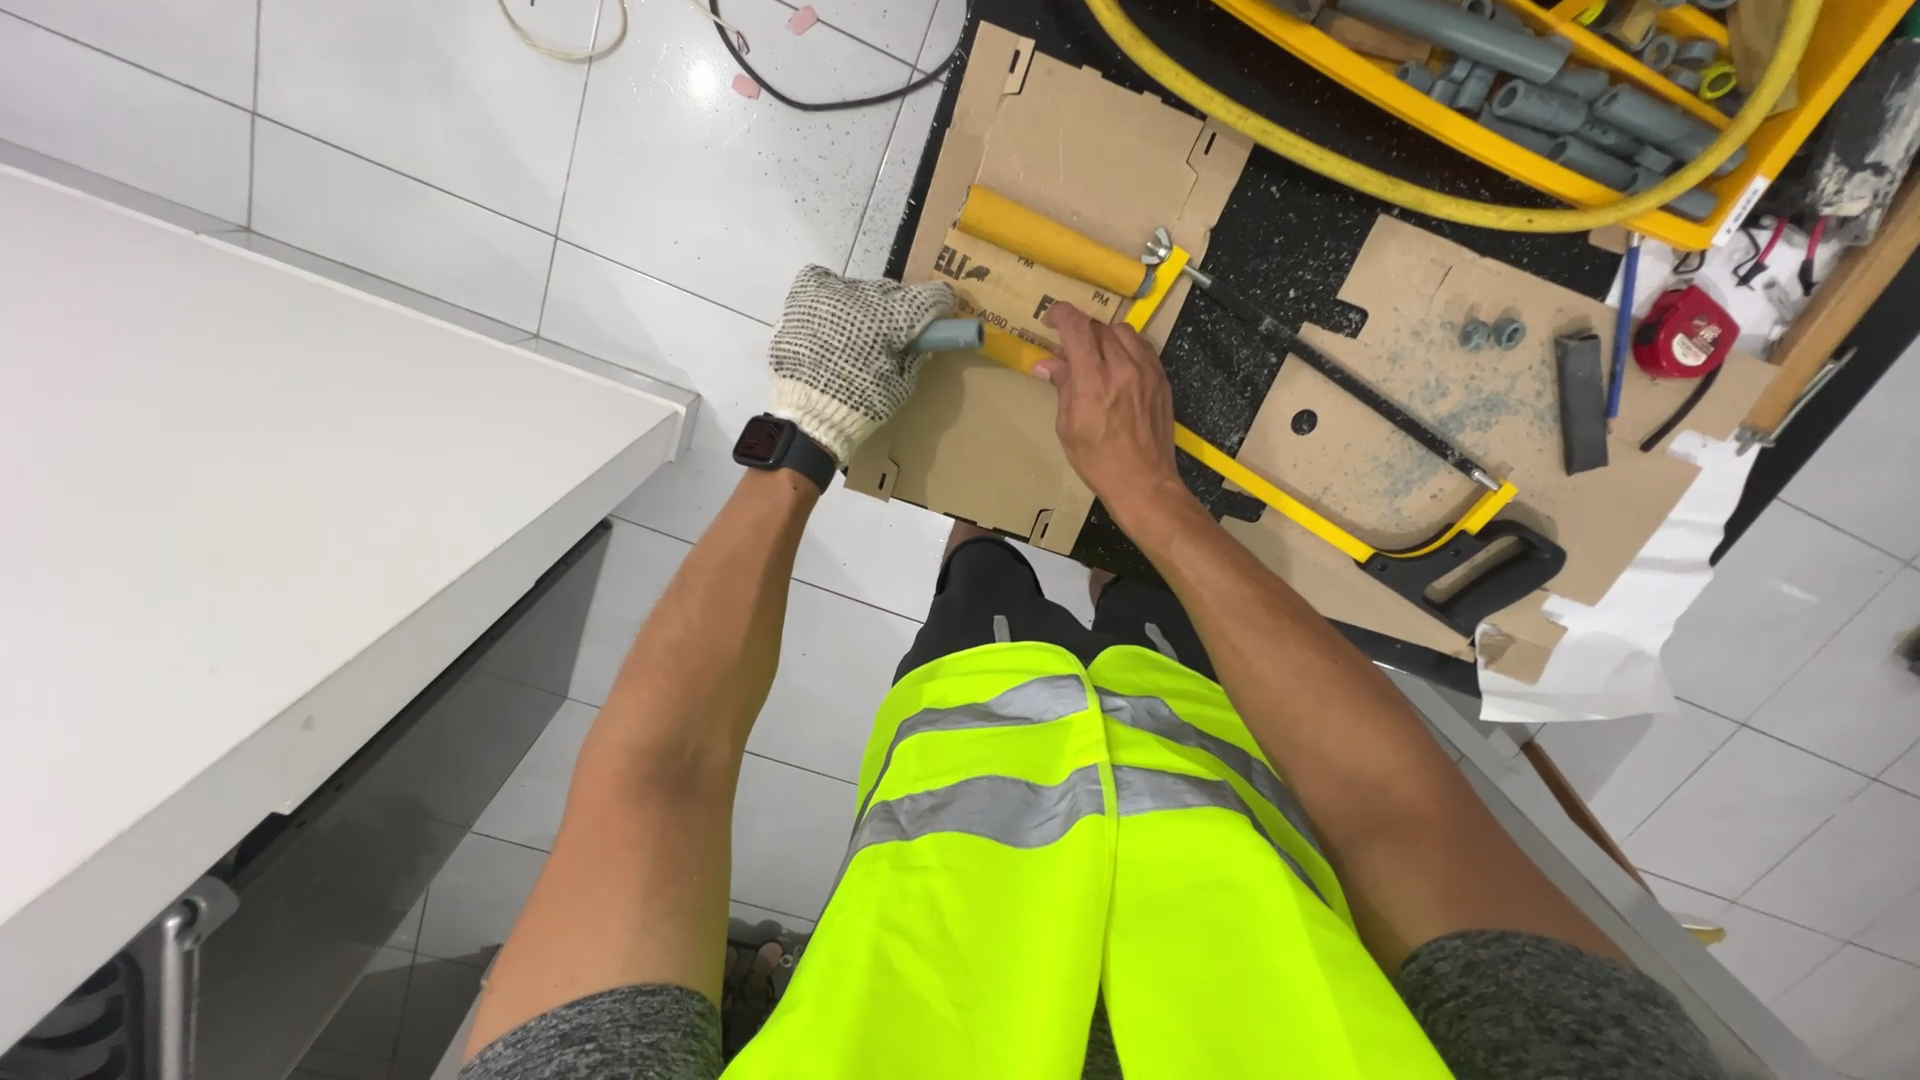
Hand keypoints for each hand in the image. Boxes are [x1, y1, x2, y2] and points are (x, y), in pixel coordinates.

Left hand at [767, 266, 955, 464]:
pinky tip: (831, 312)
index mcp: (890, 319)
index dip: (941, 302)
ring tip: (857, 332)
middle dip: (899, 308)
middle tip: (894, 333)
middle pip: (891, 291)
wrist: (808, 416)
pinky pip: (823, 281)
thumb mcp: (899, 386)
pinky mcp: (802, 298)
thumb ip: (914, 358)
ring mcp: (829, 294)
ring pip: (859, 288)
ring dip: (865, 306)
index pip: (927, 296)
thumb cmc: (859, 405)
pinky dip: (831, 292)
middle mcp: (861, 297)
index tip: (944, 308)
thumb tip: (922, 343)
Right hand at [1037, 303, 1189, 528]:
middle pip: (1099, 327)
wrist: (1143, 482)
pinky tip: (1118, 364)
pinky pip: (1143, 347)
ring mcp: (1147, 371)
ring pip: (1124, 332)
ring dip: (1104, 336)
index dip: (1060, 314)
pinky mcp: (1161, 379)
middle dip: (1080, 330)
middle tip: (1068, 348)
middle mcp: (1122, 368)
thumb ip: (1062, 388)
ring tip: (1095, 355)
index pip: (1077, 328)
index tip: (1050, 319)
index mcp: (1094, 381)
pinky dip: (1126, 347)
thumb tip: (1048, 364)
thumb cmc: (1097, 461)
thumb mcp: (1068, 427)